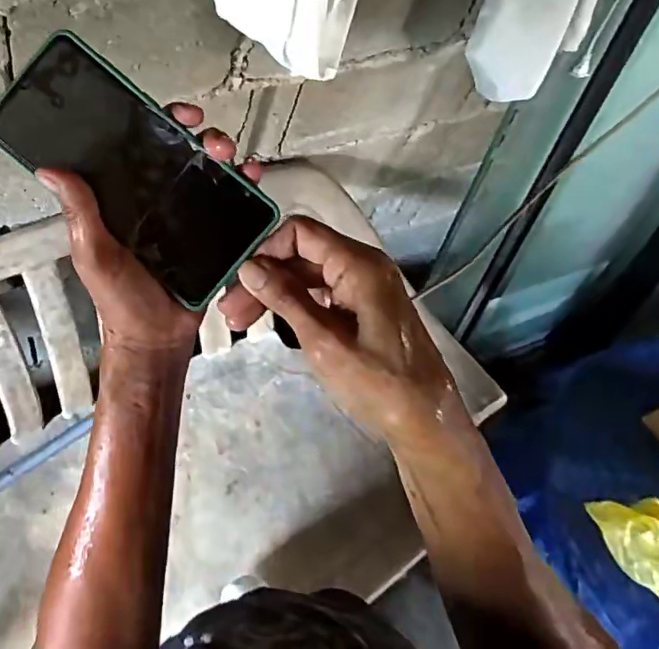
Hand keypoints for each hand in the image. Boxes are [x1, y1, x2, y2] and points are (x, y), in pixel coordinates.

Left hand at [36, 102, 262, 358]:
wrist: (156, 338)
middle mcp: (155, 200)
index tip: (176, 115)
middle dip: (201, 135)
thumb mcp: (93, 253)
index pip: (141, 147)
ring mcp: (184, 214)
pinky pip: (228, 202)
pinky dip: (242, 185)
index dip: (160, 123)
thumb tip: (51, 172)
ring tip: (230, 157)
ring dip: (224, 155)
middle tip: (210, 138)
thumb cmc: (119, 302)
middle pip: (182, 151)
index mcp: (125, 197)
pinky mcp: (209, 233)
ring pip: (208, 170)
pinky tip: (249, 178)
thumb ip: (78, 211)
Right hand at [227, 216, 459, 442]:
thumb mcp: (324, 343)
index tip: (239, 279)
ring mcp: (365, 285)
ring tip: (241, 321)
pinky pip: (321, 290)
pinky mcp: (364, 305)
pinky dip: (294, 303)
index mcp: (359, 265)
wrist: (428, 427)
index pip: (300, 232)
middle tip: (230, 311)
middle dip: (263, 277)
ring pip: (307, 273)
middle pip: (300, 254)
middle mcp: (363, 265)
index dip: (266, 249)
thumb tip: (248, 267)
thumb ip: (285, 299)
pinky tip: (272, 321)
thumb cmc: (379, 385)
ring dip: (274, 292)